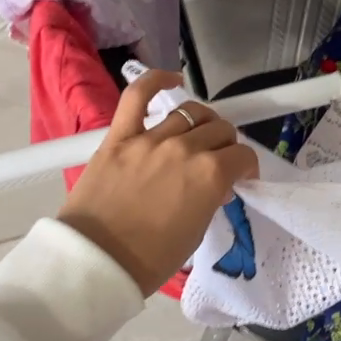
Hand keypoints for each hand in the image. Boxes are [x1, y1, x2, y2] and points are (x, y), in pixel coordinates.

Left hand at [59, 71, 259, 293]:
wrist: (96, 262)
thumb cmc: (149, 258)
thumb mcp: (195, 233)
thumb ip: (209, 200)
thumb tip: (214, 186)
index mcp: (211, 175)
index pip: (242, 156)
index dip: (245, 167)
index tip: (240, 177)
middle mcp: (186, 149)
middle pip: (219, 130)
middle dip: (226, 145)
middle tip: (218, 160)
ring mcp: (151, 139)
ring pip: (189, 112)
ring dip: (202, 122)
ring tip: (198, 134)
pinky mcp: (120, 136)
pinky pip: (138, 96)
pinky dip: (155, 80)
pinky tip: (171, 79)